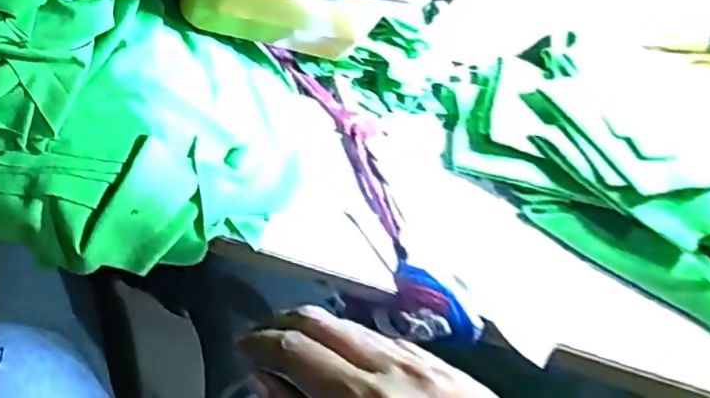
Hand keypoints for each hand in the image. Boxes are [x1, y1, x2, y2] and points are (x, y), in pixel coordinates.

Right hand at [241, 307, 496, 397]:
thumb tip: (265, 380)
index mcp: (363, 397)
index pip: (290, 344)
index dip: (258, 342)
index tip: (244, 350)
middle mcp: (394, 370)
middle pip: (317, 319)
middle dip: (283, 324)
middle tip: (268, 341)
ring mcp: (433, 370)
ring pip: (355, 325)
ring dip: (323, 330)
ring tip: (311, 348)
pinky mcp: (465, 378)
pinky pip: (399, 343)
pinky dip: (367, 345)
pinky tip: (366, 364)